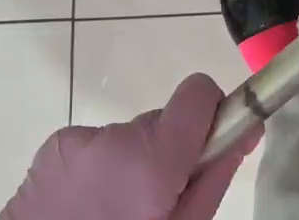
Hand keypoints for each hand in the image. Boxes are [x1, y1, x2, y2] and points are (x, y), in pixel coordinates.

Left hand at [0, 74, 256, 219]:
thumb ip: (216, 177)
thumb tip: (247, 127)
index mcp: (152, 159)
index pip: (198, 90)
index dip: (209, 113)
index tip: (207, 147)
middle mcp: (113, 139)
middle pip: (161, 123)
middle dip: (165, 153)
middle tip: (154, 204)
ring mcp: (76, 143)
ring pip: (126, 139)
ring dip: (129, 166)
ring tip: (112, 215)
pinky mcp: (50, 151)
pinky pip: (93, 149)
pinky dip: (97, 173)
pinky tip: (84, 211)